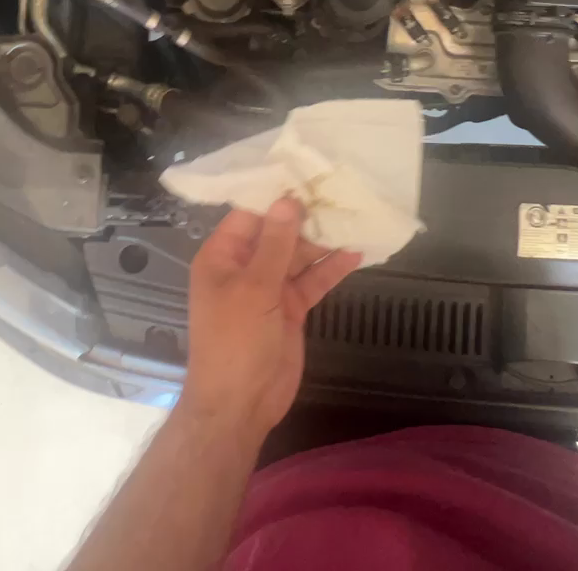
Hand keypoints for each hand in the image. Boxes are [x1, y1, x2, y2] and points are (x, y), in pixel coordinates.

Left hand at [177, 198, 362, 446]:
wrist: (240, 405)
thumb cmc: (234, 342)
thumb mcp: (254, 288)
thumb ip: (275, 244)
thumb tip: (288, 201)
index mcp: (222, 256)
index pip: (249, 215)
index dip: (275, 195)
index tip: (305, 172)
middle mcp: (244, 267)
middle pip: (277, 232)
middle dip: (305, 216)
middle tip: (339, 190)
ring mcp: (268, 288)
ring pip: (298, 255)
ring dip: (322, 240)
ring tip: (353, 215)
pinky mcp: (290, 308)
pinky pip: (311, 281)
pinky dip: (331, 268)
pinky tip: (355, 252)